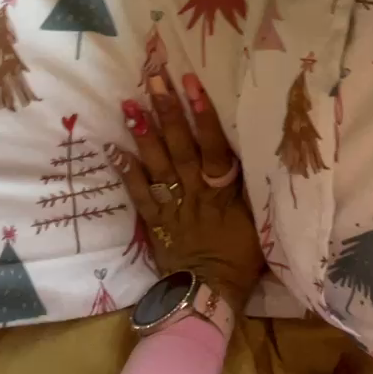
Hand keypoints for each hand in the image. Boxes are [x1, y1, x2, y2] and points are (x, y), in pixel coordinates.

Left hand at [117, 73, 264, 313]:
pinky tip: (112, 148)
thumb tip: (257, 151)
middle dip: (168, 111)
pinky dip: (126, 172)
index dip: (202, 114)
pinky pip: (138, 194)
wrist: (212, 294)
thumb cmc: (244, 255)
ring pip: (157, 165)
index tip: (191, 84)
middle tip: (154, 79)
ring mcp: (172, 206)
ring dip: (144, 133)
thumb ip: (252, 186)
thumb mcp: (260, 218)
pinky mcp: (155, 223)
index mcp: (224, 190)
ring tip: (131, 103)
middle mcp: (195, 192)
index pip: (214, 145)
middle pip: (180, 146)